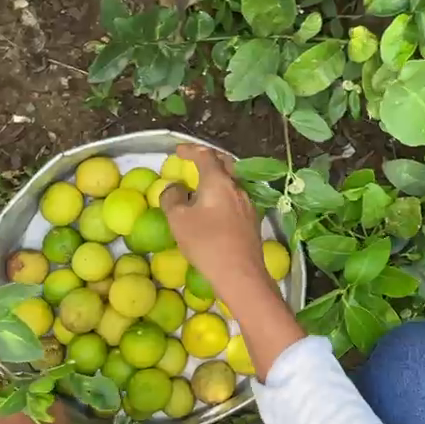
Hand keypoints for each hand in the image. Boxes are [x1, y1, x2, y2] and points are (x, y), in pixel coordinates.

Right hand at [159, 144, 274, 305]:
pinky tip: (216, 206)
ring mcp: (248, 204)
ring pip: (233, 181)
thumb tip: (175, 188)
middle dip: (209, 158)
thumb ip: (172, 198)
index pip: (206, 156)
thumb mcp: (178, 219)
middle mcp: (237, 188)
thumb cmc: (206, 243)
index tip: (178, 150)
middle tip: (195, 160)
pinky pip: (236, 198)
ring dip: (218, 177)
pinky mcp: (252, 221)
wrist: (240, 273)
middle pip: (226, 164)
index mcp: (219, 181)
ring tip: (203, 183)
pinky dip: (224, 193)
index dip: (191, 150)